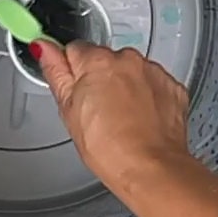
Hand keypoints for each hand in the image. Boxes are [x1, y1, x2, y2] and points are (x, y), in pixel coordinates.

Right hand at [34, 41, 197, 192]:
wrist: (151, 168)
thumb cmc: (110, 147)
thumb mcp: (68, 110)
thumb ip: (56, 72)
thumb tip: (44, 48)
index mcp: (98, 61)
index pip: (75, 50)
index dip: (72, 73)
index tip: (76, 91)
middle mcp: (128, 60)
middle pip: (106, 60)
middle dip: (100, 79)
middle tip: (98, 112)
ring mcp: (153, 72)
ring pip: (132, 71)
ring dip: (126, 87)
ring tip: (121, 120)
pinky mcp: (173, 87)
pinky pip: (155, 84)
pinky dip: (149, 97)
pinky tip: (141, 120)